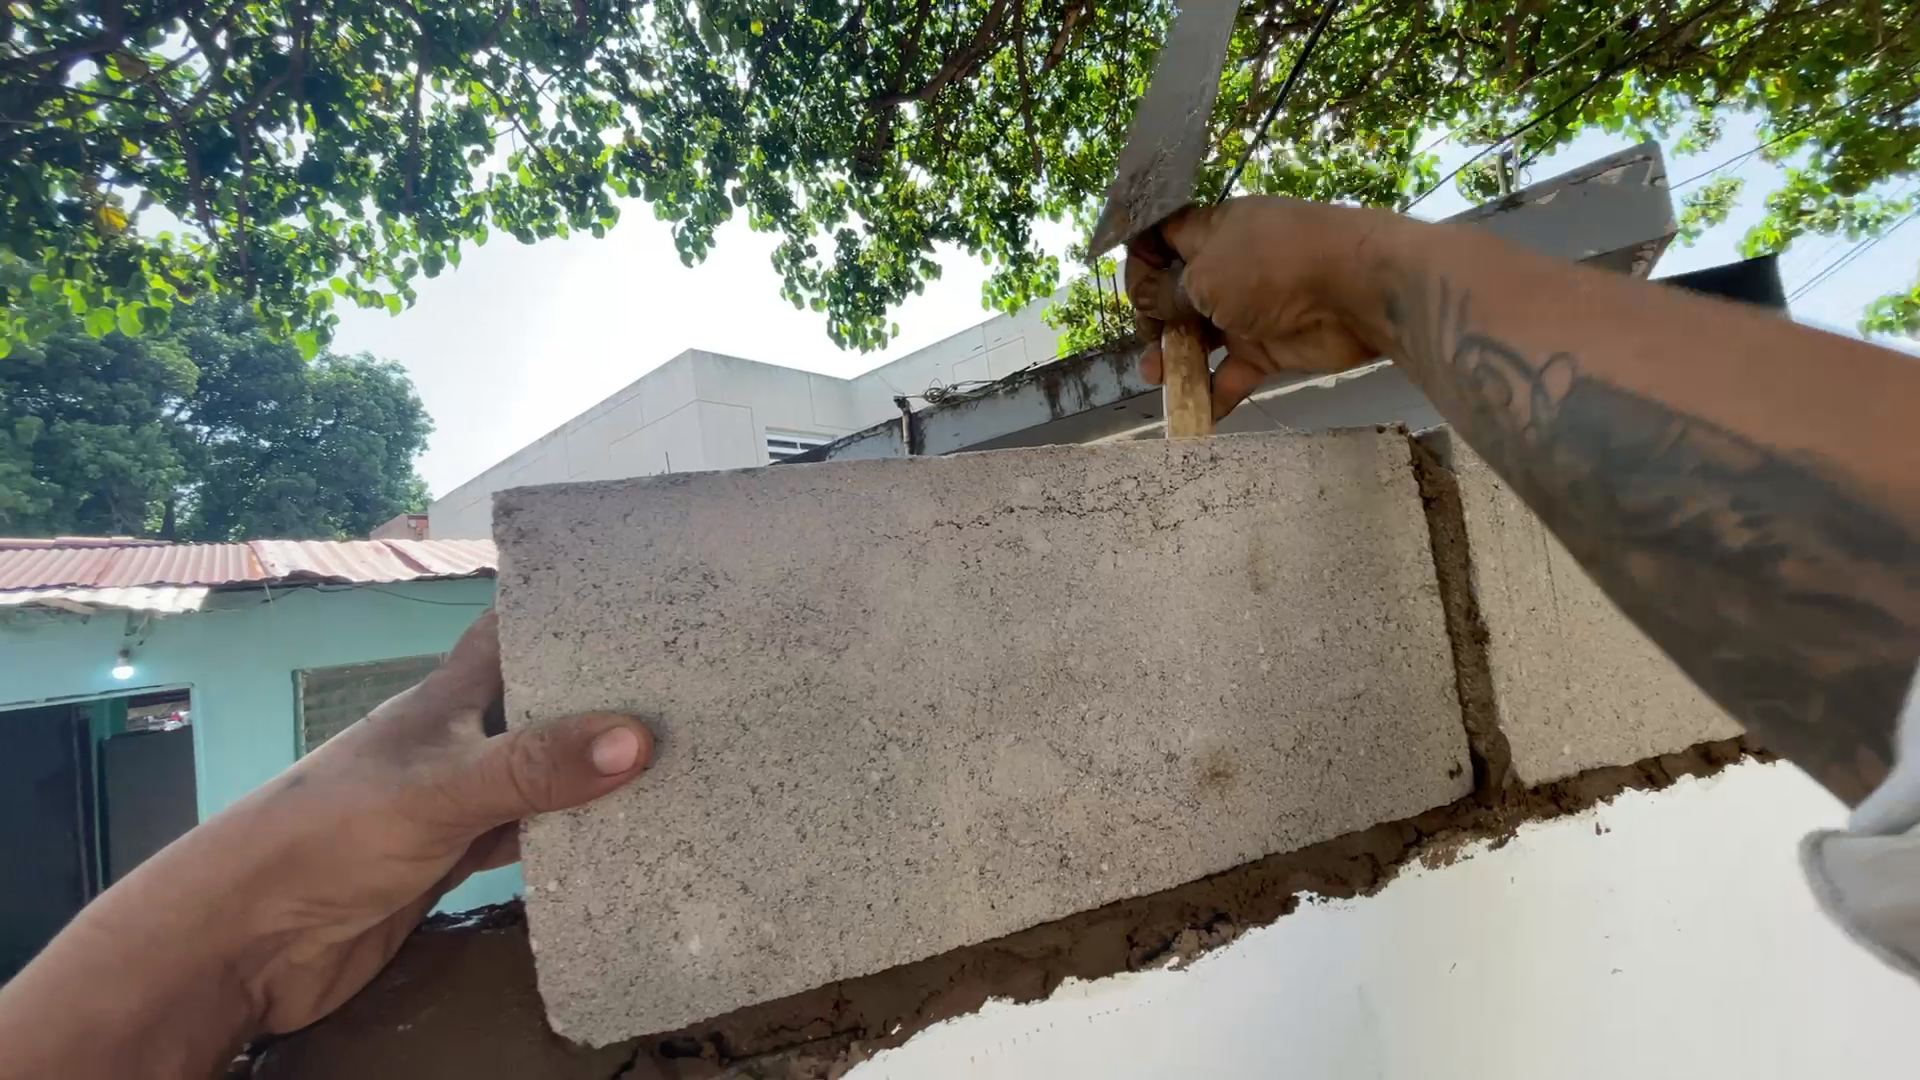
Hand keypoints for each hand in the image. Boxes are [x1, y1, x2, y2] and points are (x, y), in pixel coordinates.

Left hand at [0, 611, 652, 1076]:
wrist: (240, 949)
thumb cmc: (332, 832)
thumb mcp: (444, 786)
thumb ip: (539, 764)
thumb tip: (643, 739)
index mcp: (453, 695)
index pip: (515, 628)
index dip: (567, 607)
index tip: (638, 596)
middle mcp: (466, 735)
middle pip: (547, 699)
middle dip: (606, 692)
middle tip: (685, 681)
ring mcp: (467, 794)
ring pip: (548, 767)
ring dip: (597, 766)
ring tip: (677, 747)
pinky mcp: (466, 849)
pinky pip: (540, 828)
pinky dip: (577, 827)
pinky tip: (628, 823)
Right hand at [1126, 196, 1401, 418]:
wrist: (1355, 291)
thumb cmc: (1271, 267)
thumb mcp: (1205, 275)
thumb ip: (1167, 294)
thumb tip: (1146, 303)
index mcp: (1212, 234)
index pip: (1164, 239)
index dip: (1142, 263)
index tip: (1135, 291)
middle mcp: (1226, 270)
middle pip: (1175, 298)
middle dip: (1154, 323)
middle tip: (1149, 341)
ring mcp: (1247, 311)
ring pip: (1199, 340)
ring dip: (1175, 363)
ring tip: (1159, 380)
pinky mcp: (1266, 348)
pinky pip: (1231, 374)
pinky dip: (1214, 395)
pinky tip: (1197, 414)